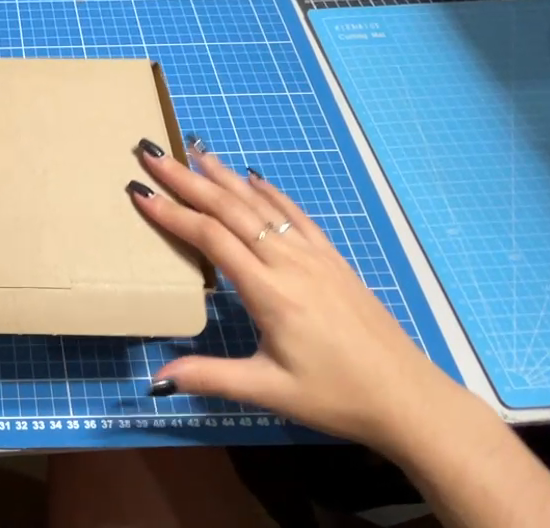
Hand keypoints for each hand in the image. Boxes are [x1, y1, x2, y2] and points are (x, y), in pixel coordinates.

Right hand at [128, 140, 467, 453]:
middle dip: (188, 181)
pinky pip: (294, 214)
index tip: (140, 191)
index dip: (172, 214)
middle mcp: (289, 262)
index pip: (211, 238)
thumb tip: (156, 379)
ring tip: (194, 151)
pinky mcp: (332, 258)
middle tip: (154, 154)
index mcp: (269, 292)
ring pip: (260, 205)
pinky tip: (252, 176)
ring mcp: (314, 255)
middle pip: (230, 209)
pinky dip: (269, 192)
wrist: (409, 398)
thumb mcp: (270, 392)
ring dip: (224, 176)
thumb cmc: (336, 396)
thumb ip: (211, 377)